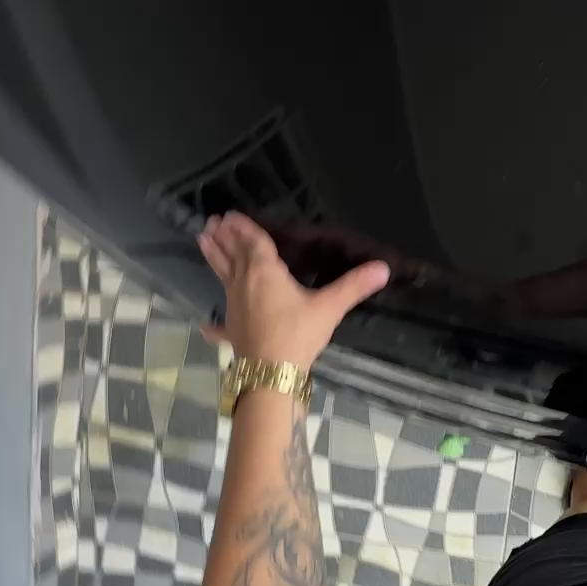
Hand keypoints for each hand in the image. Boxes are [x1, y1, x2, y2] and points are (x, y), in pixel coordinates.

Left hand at [197, 211, 389, 365]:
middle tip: (214, 222)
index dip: (244, 228)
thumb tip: (383, 267)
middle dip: (225, 236)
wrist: (272, 370)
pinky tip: (207, 327)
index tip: (232, 214)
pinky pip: (221, 323)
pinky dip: (214, 324)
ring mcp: (234, 305)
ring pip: (222, 275)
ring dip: (212, 257)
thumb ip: (354, 286)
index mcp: (265, 272)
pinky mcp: (232, 328)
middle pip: (233, 254)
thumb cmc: (299, 333)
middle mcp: (244, 282)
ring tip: (202, 240)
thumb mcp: (330, 308)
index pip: (254, 243)